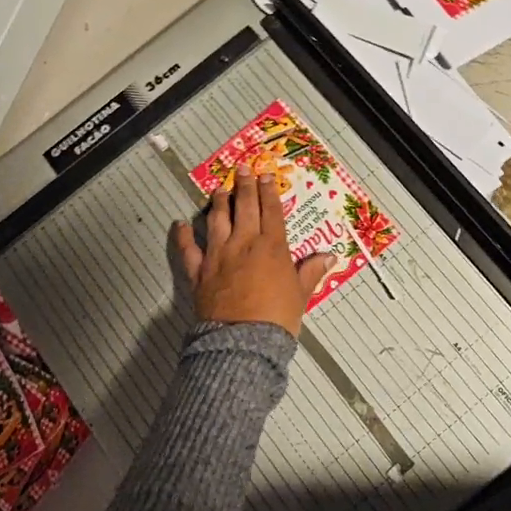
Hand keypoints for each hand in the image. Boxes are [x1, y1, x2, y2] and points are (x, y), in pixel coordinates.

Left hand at [172, 165, 334, 336]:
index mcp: (272, 247)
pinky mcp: (199, 272)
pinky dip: (184, 235)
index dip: (269, 191)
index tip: (267, 176)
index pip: (271, 211)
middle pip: (244, 207)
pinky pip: (188, 250)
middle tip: (242, 169)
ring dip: (218, 202)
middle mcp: (244, 243)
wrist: (243, 342)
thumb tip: (330, 256)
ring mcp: (219, 255)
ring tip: (219, 189)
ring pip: (217, 220)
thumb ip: (311, 272)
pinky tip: (180, 224)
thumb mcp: (301, 294)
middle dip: (244, 185)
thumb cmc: (277, 318)